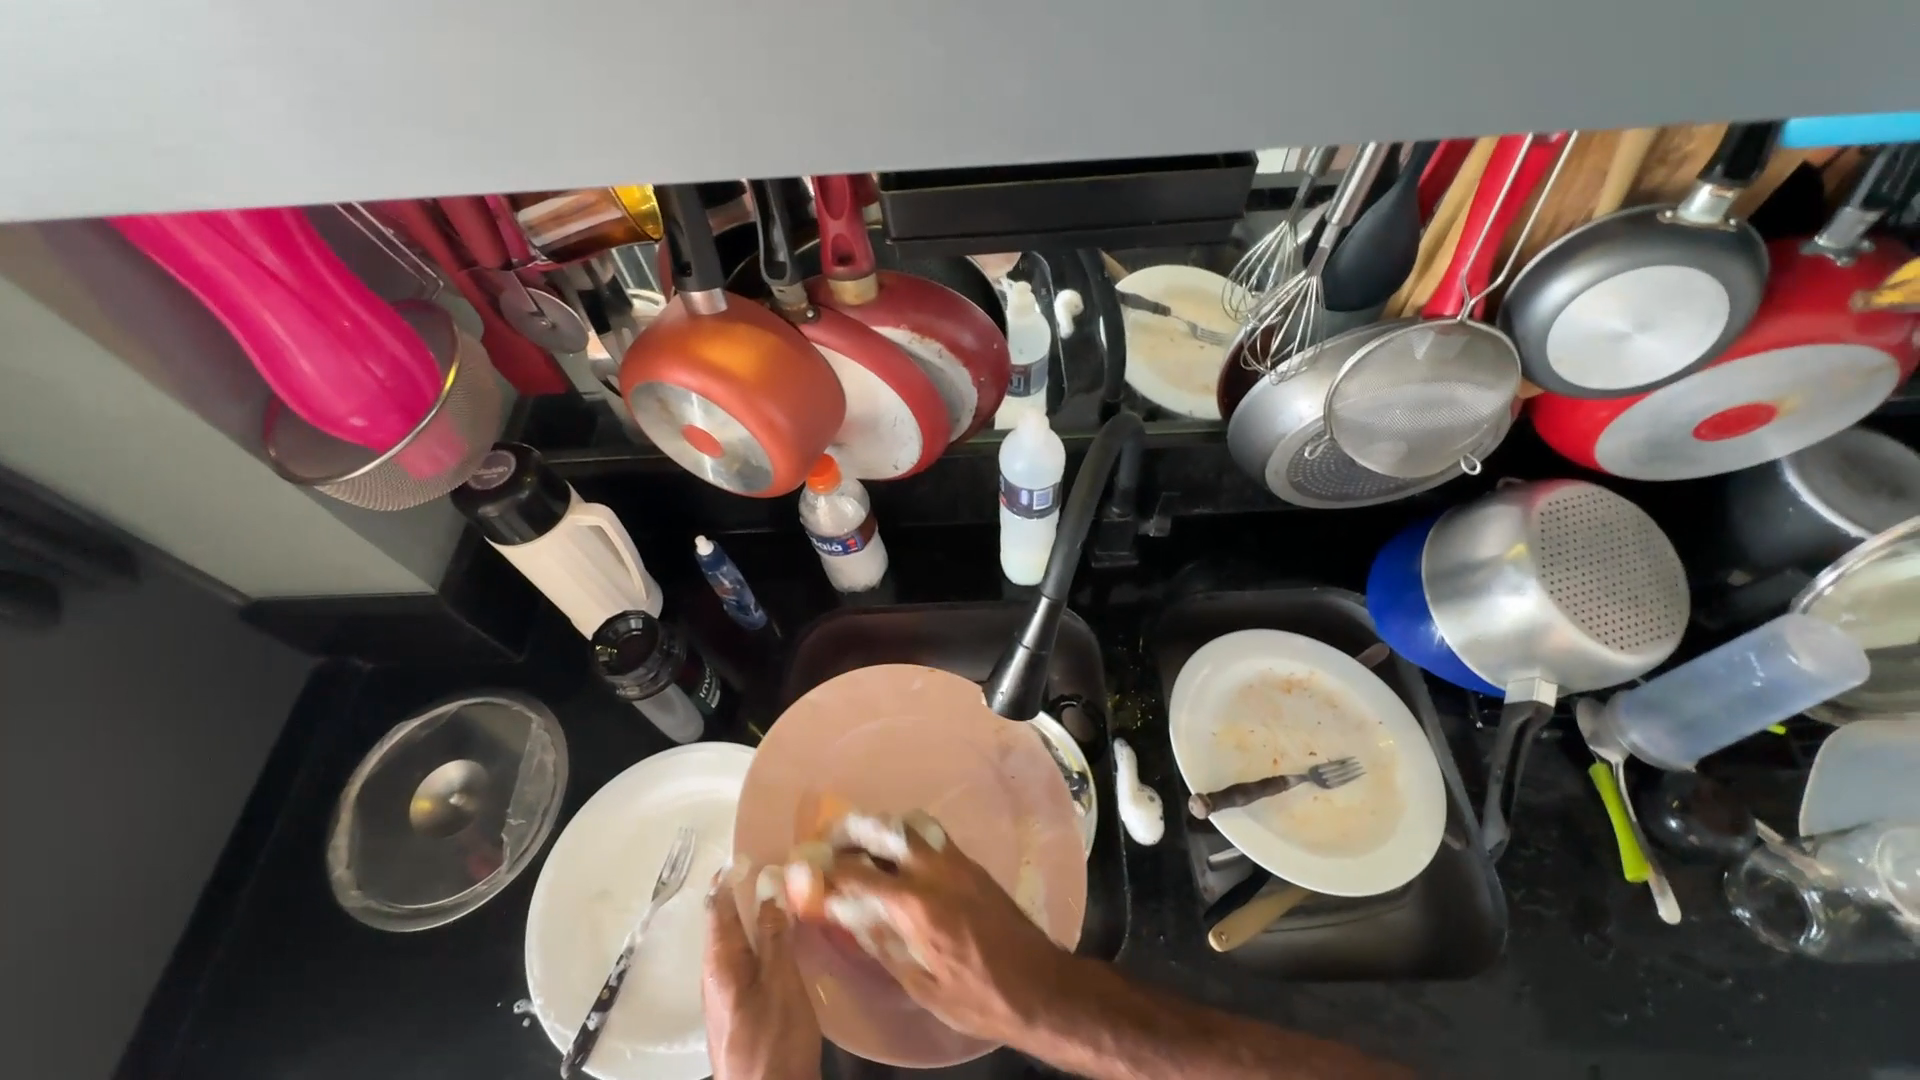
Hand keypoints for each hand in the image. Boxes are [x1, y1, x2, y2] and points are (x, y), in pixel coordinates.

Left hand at [703, 865, 821, 1079]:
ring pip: (740, 944)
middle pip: (727, 923)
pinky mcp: (742, 1011)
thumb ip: (773, 934)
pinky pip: (749, 963)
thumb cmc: (774, 1041)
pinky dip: (765, 943)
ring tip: (790, 900)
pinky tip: (789, 943)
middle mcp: (716, 975)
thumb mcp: (780, 982)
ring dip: (759, 919)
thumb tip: (767, 887)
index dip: (732, 877)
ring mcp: (727, 996)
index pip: (717, 906)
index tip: (756, 853)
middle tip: (783, 873)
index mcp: (720, 963)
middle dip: (749, 895)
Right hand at [789, 811, 1067, 1044]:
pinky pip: (932, 833)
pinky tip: (899, 856)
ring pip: (909, 822)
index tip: (809, 871)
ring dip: (881, 827)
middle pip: (883, 829)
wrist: (1040, 984)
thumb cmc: (977, 996)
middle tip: (830, 843)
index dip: (828, 871)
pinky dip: (907, 833)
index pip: (858, 874)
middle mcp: (933, 871)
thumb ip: (881, 943)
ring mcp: (956, 861)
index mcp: (915, 905)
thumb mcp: (921, 983)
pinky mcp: (971, 863)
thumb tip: (846, 913)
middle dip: (850, 831)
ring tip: (863, 846)